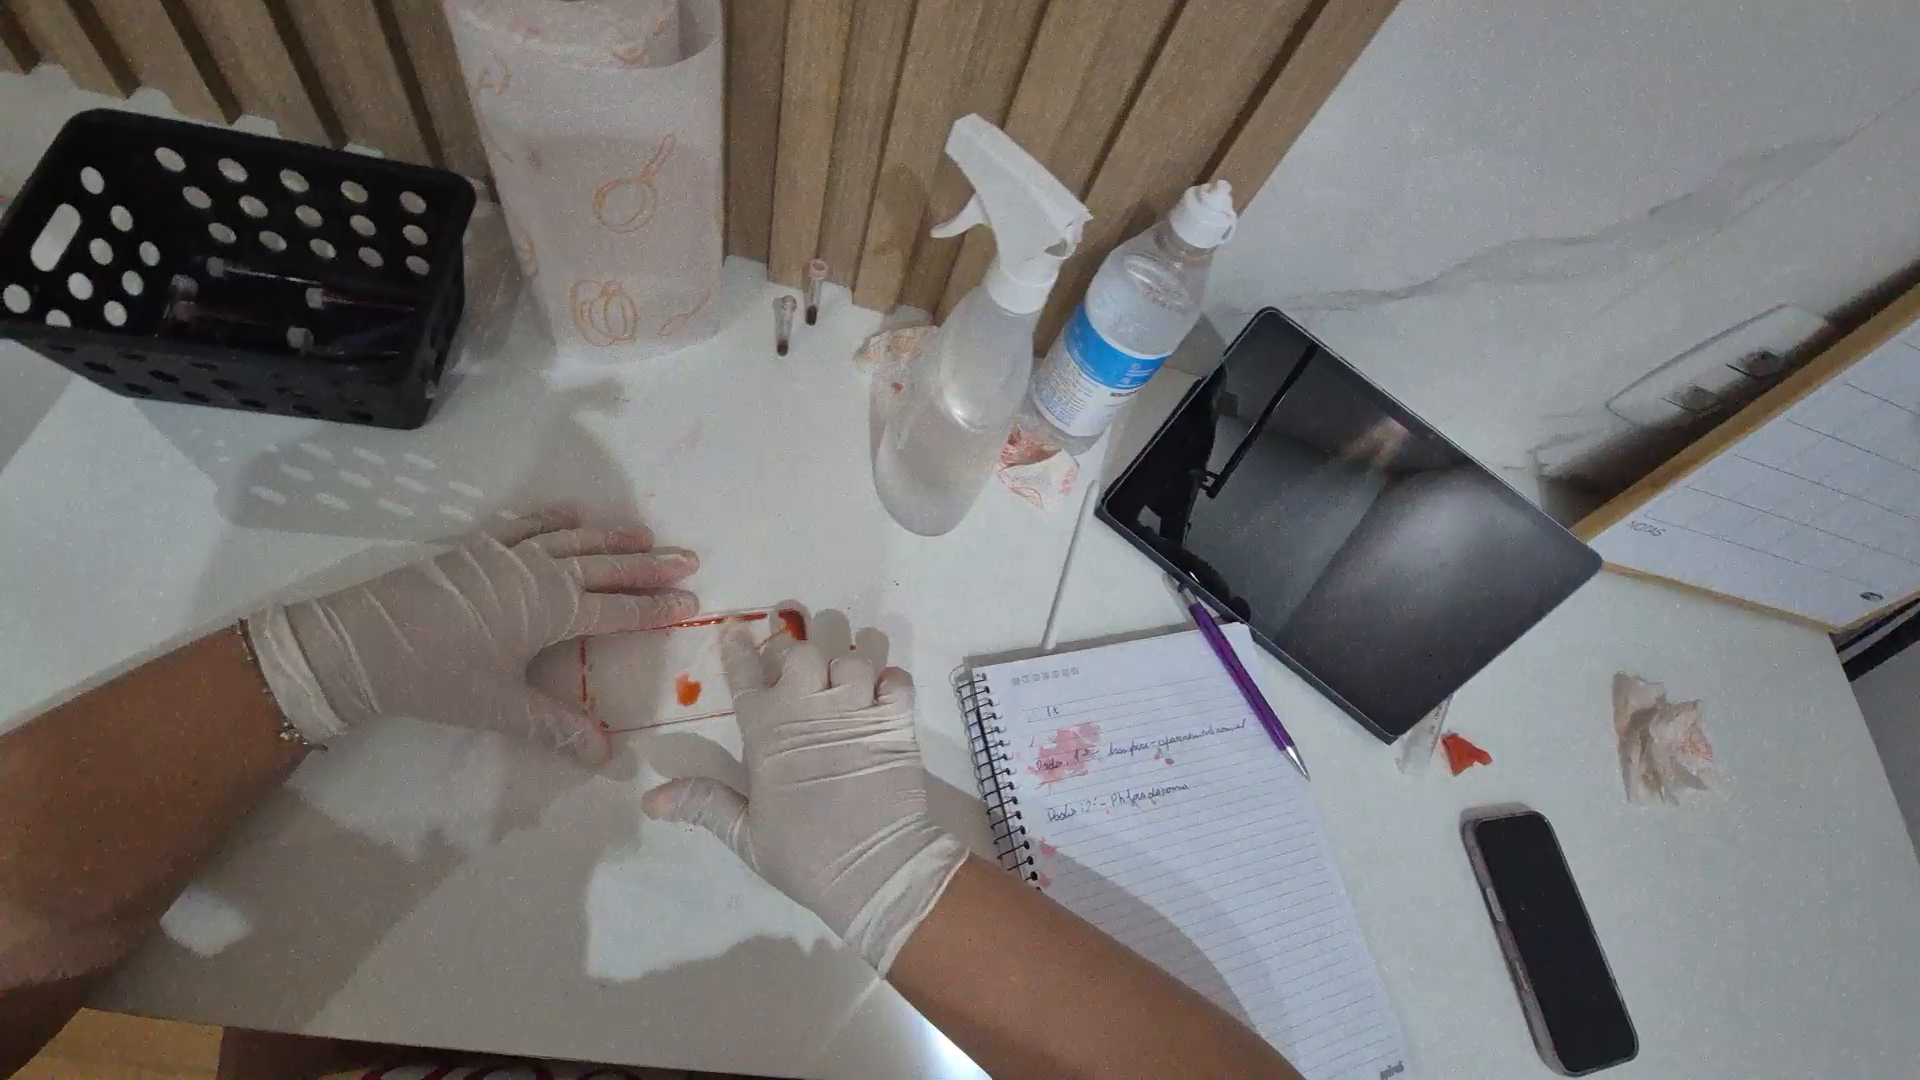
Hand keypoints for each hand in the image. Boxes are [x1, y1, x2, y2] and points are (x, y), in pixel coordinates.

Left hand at [247, 508, 698, 763]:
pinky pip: (528, 524)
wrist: (356, 644)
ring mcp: (511, 554)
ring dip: (614, 537)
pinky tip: (573, 513)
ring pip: (577, 540)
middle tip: (689, 558)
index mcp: (554, 610)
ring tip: (646, 534)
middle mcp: (542, 574)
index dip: (660, 606)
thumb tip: (607, 757)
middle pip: (611, 566)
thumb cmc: (435, 677)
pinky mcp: (479, 547)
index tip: (692, 600)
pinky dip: (555, 517)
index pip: (622, 609)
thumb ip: (558, 726)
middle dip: (652, 564)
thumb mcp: (500, 706)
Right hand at [642, 616, 967, 971]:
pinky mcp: (896, 719)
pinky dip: (891, 682)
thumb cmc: (805, 856)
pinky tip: (883, 698)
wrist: (875, 869)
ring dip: (846, 668)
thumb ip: (703, 804)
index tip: (735, 627)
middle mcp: (812, 709)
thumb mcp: (746, 835)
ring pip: (852, 658)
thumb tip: (650, 798)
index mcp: (769, 734)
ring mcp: (857, 710)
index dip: (738, 649)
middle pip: (802, 652)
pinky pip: (897, 678)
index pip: (746, 676)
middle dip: (796, 656)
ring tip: (844, 688)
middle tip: (798, 672)